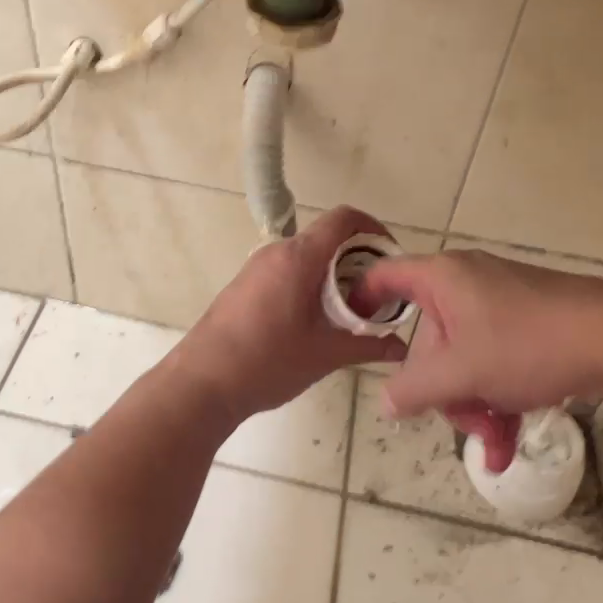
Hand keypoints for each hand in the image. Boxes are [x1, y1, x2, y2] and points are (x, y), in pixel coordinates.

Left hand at [165, 207, 410, 425]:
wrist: (202, 382)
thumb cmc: (267, 362)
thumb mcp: (325, 354)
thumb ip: (367, 344)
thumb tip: (401, 346)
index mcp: (299, 257)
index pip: (343, 219)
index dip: (372, 228)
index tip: (390, 254)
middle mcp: (276, 252)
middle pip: (326, 239)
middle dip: (357, 260)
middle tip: (378, 294)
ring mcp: (256, 267)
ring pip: (306, 258)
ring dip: (332, 275)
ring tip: (352, 312)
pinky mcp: (244, 285)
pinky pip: (286, 272)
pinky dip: (309, 284)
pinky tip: (317, 320)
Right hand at [351, 250, 602, 465]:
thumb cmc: (529, 344)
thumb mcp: (464, 372)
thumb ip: (416, 389)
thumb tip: (386, 402)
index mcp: (441, 279)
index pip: (384, 278)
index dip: (361, 300)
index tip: (349, 332)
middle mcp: (466, 287)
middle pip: (429, 341)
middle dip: (444, 393)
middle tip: (467, 425)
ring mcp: (499, 308)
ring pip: (465, 361)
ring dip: (475, 408)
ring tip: (496, 447)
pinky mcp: (530, 329)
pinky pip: (497, 365)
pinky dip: (499, 401)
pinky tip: (508, 445)